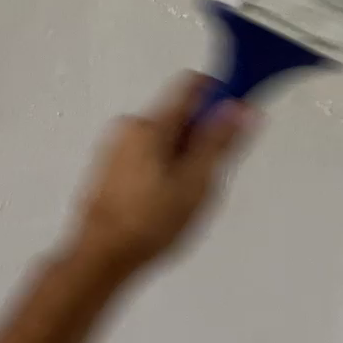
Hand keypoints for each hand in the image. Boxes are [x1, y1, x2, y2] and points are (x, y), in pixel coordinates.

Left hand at [70, 72, 256, 275]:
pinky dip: (161, 172)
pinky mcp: (108, 167)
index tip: (232, 125)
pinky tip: (161, 205)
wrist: (100, 257)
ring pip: (164, 140)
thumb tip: (241, 108)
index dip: (220, 97)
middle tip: (203, 183)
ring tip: (180, 201)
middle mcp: (130, 126)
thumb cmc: (149, 223)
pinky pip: (146, 156)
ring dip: (180, 161)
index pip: (193, 85)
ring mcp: (115, 146)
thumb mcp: (196, 183)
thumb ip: (220, 141)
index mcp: (153, 123)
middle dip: (199, 143)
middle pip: (180, 117)